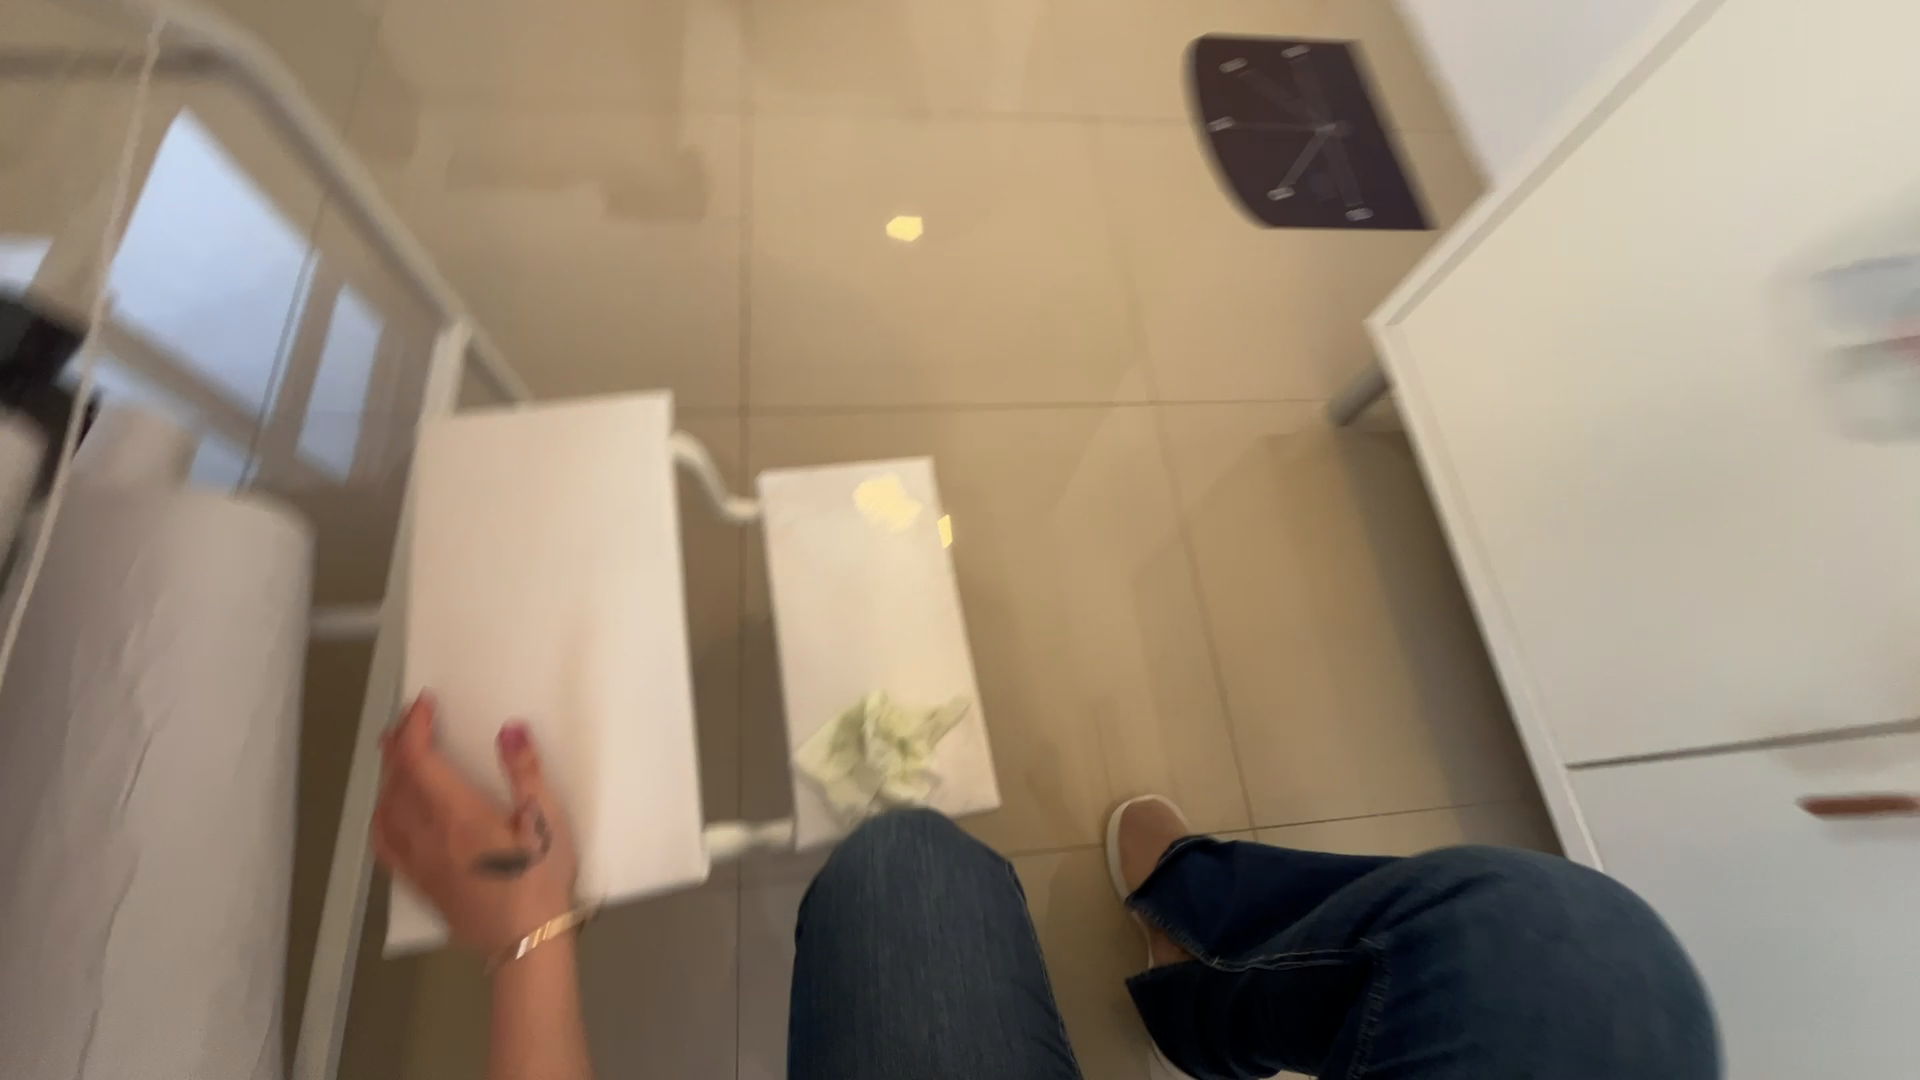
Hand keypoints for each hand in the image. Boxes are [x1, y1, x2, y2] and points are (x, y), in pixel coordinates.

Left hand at [373, 693, 578, 953]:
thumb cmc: (539, 874)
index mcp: (456, 814)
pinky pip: (384, 842)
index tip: (424, 703)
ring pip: (385, 809)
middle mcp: (426, 833)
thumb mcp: (545, 819)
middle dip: (398, 745)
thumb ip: (525, 772)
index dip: (416, 728)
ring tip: (394, 754)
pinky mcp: (419, 881)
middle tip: (408, 718)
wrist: (524, 937)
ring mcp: (416, 860)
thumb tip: (508, 728)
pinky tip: (388, 812)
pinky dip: (381, 814)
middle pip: (396, 781)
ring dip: (386, 776)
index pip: (420, 761)